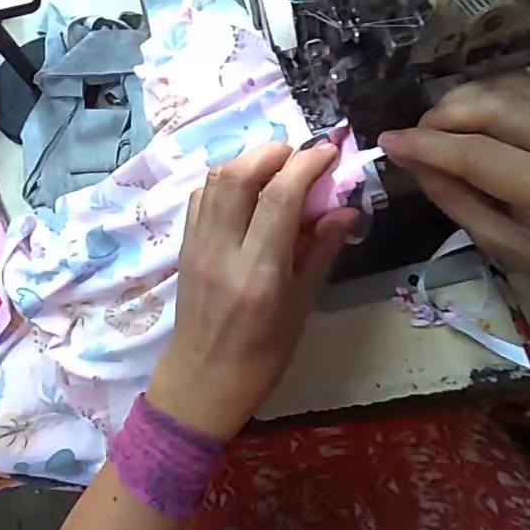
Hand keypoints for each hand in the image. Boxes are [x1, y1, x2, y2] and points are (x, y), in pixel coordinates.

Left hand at [148, 142, 358, 439]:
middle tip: (298, 156)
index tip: (328, 151)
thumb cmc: (263, 353)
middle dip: (271, 153)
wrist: (204, 378)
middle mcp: (221, 250)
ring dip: (246, 162)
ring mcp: (196, 245)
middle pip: (236, 176)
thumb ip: (321, 250)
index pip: (279, 196)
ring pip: (213, 180)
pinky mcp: (182, 245)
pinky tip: (245, 191)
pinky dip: (224, 181)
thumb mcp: (302, 305)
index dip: (306, 164)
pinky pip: (200, 197)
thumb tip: (346, 207)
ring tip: (274, 168)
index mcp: (259, 272)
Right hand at [378, 68, 529, 325]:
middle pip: (497, 107)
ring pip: (514, 87)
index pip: (480, 155)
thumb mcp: (505, 247)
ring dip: (467, 100)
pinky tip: (485, 114)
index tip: (387, 140)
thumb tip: (410, 158)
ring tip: (444, 126)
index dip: (426, 144)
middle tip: (416, 134)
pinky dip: (499, 92)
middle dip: (443, 114)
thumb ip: (455, 198)